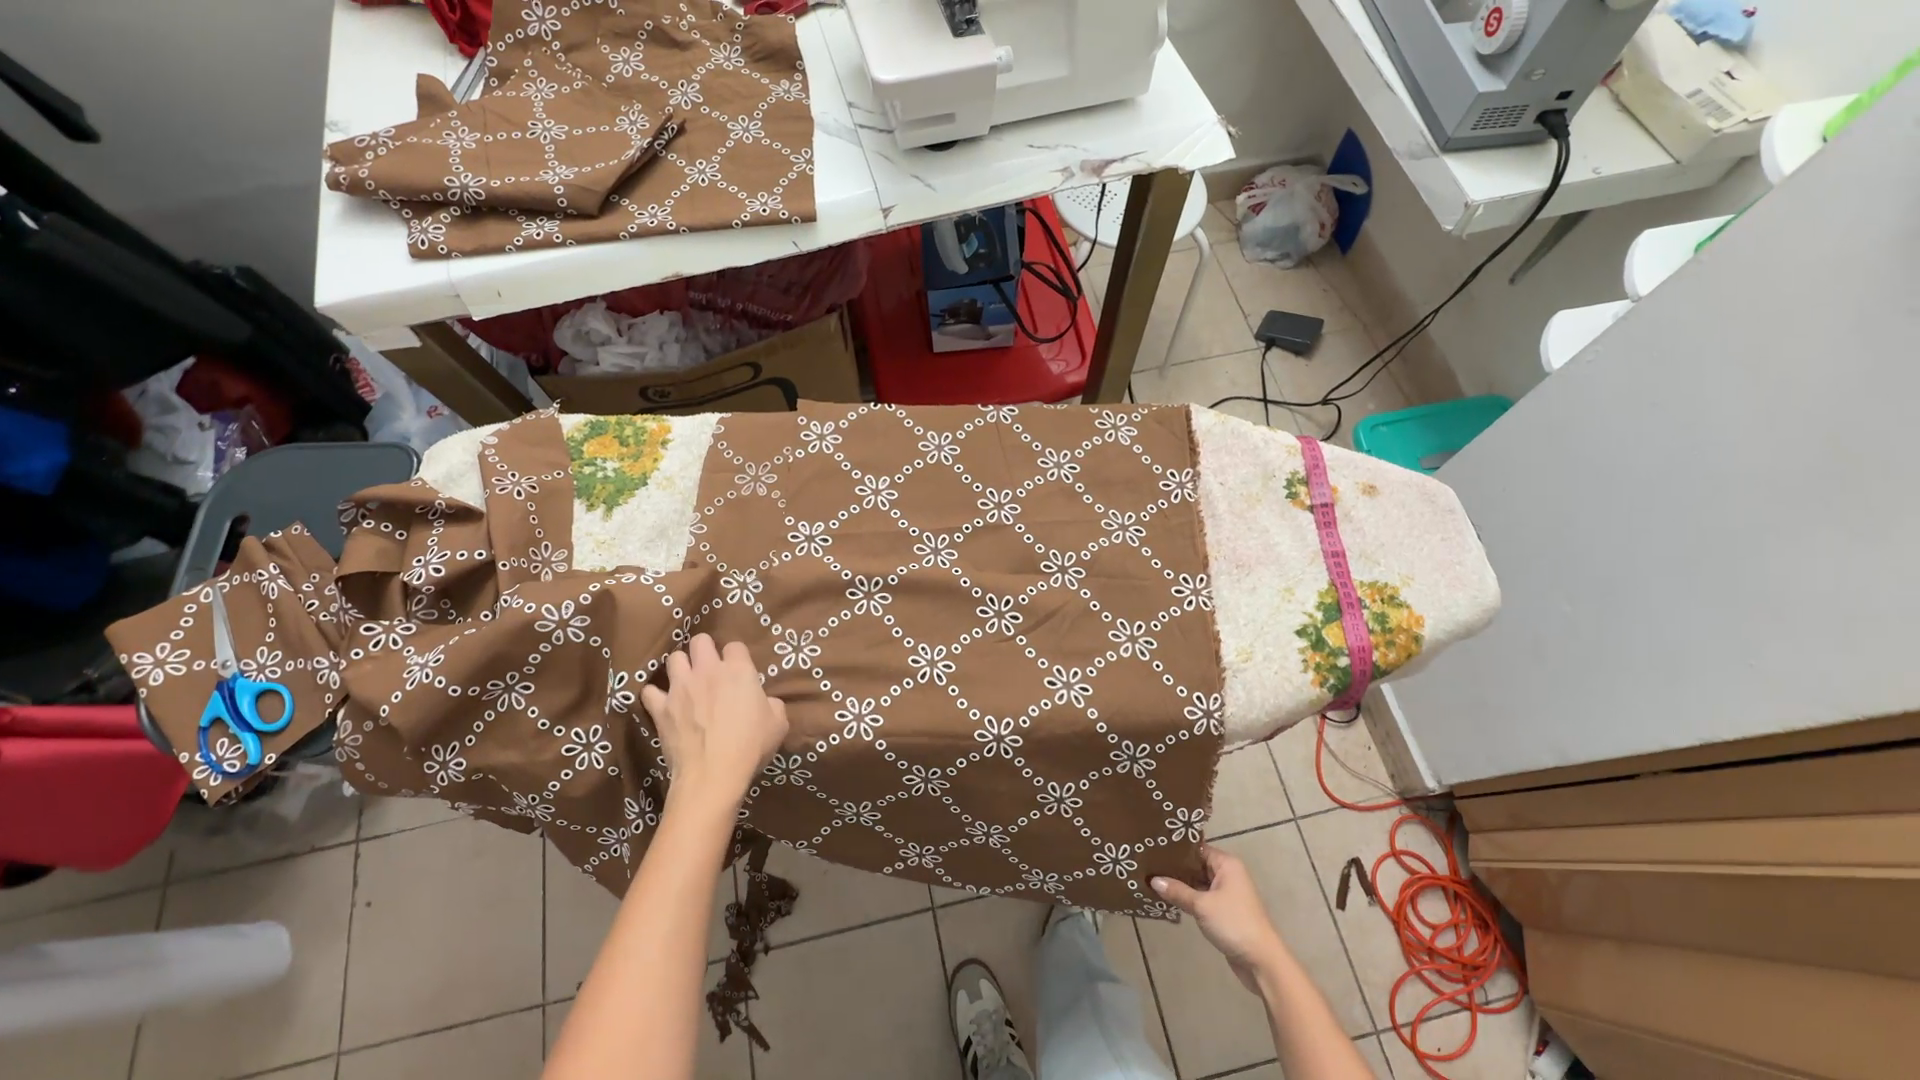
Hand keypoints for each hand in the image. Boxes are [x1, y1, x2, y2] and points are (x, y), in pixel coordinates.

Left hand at [640, 634, 788, 816]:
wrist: (713, 773)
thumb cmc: (751, 746)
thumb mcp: (778, 724)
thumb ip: (771, 704)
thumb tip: (763, 702)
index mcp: (738, 671)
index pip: (735, 646)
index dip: (737, 657)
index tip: (740, 672)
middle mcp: (707, 671)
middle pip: (700, 641)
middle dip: (705, 650)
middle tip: (710, 668)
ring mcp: (680, 687)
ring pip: (674, 658)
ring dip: (681, 667)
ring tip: (686, 681)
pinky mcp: (660, 708)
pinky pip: (649, 691)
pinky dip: (655, 695)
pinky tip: (661, 703)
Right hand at [1152, 847, 1287, 995]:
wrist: (1261, 960)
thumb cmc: (1233, 923)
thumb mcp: (1202, 905)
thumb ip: (1178, 891)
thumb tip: (1154, 880)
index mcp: (1227, 865)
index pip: (1197, 849)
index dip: (1176, 849)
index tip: (1153, 848)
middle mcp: (1228, 875)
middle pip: (1197, 865)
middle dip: (1175, 867)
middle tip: (1147, 864)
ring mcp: (1226, 894)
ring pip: (1198, 883)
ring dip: (1180, 884)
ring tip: (1151, 879)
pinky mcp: (1224, 911)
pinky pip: (1201, 898)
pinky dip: (1187, 898)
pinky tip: (1167, 899)